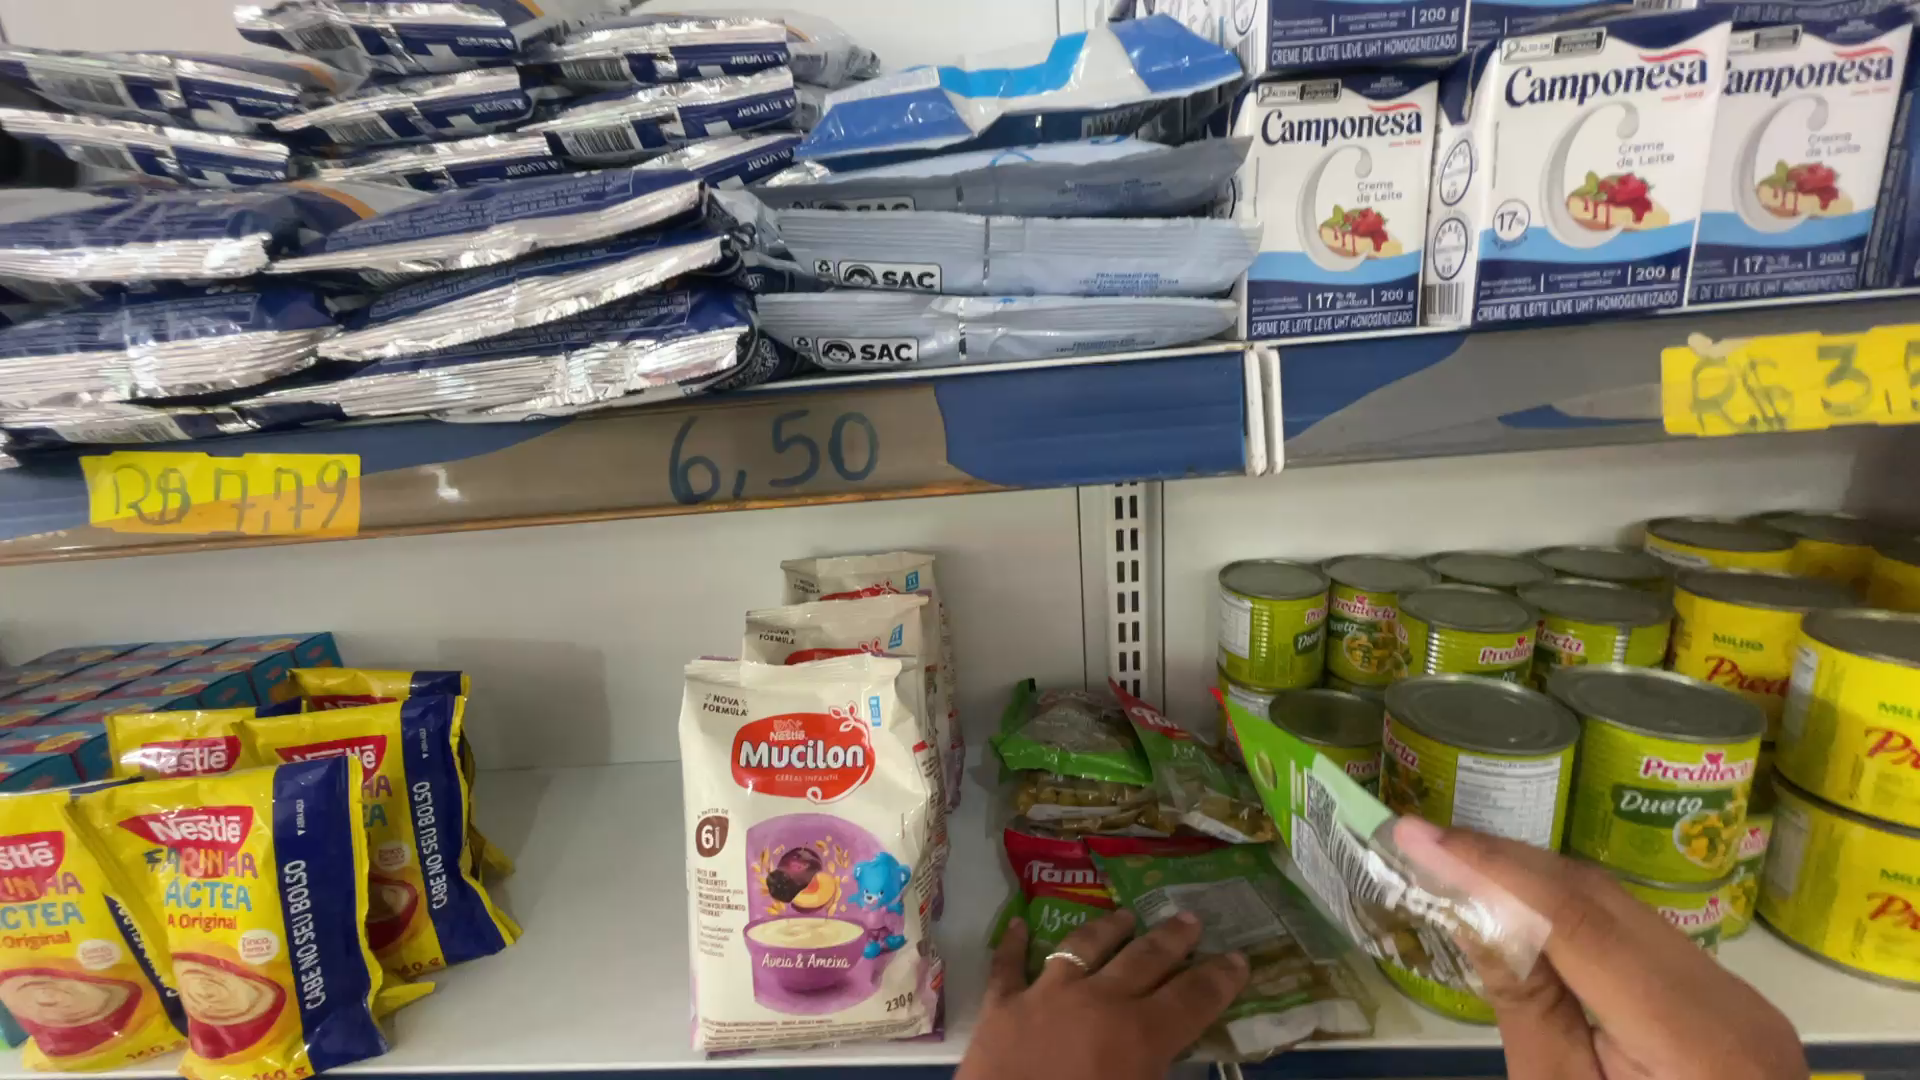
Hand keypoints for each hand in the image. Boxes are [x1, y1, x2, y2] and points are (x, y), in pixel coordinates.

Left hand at [956, 909, 1249, 1079]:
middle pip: (1143, 960)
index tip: (1237, 957)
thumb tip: (1181, 1060)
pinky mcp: (1003, 1003)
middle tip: (1189, 918)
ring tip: (1123, 914)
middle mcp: (1097, 1001)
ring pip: (1082, 945)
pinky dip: (1013, 942)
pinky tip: (1017, 923)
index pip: (1191, 1000)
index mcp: (1139, 1037)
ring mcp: (1046, 994)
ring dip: (1106, 929)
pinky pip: (1008, 964)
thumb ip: (1164, 1074)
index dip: (1218, 979)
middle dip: (1171, 939)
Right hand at [1393, 817, 1807, 1079]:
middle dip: (1500, 859)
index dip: (1489, 867)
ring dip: (1522, 873)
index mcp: (1698, 1043)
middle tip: (1419, 839)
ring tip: (1448, 858)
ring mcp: (1729, 991)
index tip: (1413, 834)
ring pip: (1607, 898)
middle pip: (1594, 896)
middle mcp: (1728, 999)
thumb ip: (1520, 996)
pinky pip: (1622, 921)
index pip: (1576, 921)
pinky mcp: (1713, 990)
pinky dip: (1554, 899)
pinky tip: (1505, 892)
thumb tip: (1459, 899)